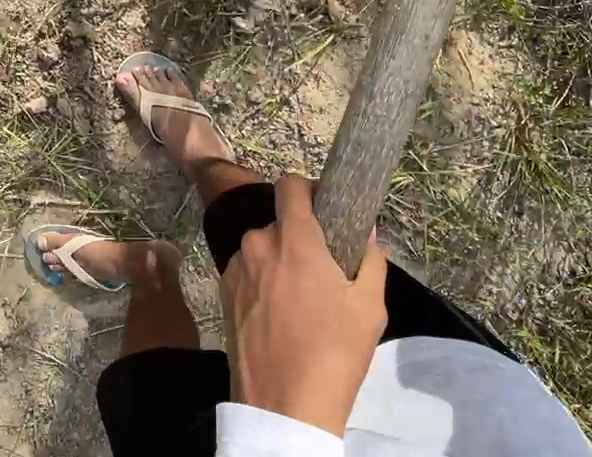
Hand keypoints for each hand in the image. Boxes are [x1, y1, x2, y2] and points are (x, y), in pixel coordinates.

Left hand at [220, 176, 388, 437]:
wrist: (283, 406)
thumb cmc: (334, 353)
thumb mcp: (369, 307)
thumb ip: (369, 259)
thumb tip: (365, 232)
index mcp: (293, 239)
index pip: (290, 185)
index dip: (308, 189)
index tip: (325, 208)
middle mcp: (257, 243)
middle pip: (280, 223)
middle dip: (300, 239)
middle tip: (323, 271)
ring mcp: (235, 268)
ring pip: (262, 249)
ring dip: (279, 262)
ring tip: (301, 300)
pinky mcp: (222, 293)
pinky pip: (247, 272)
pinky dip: (262, 282)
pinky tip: (278, 315)